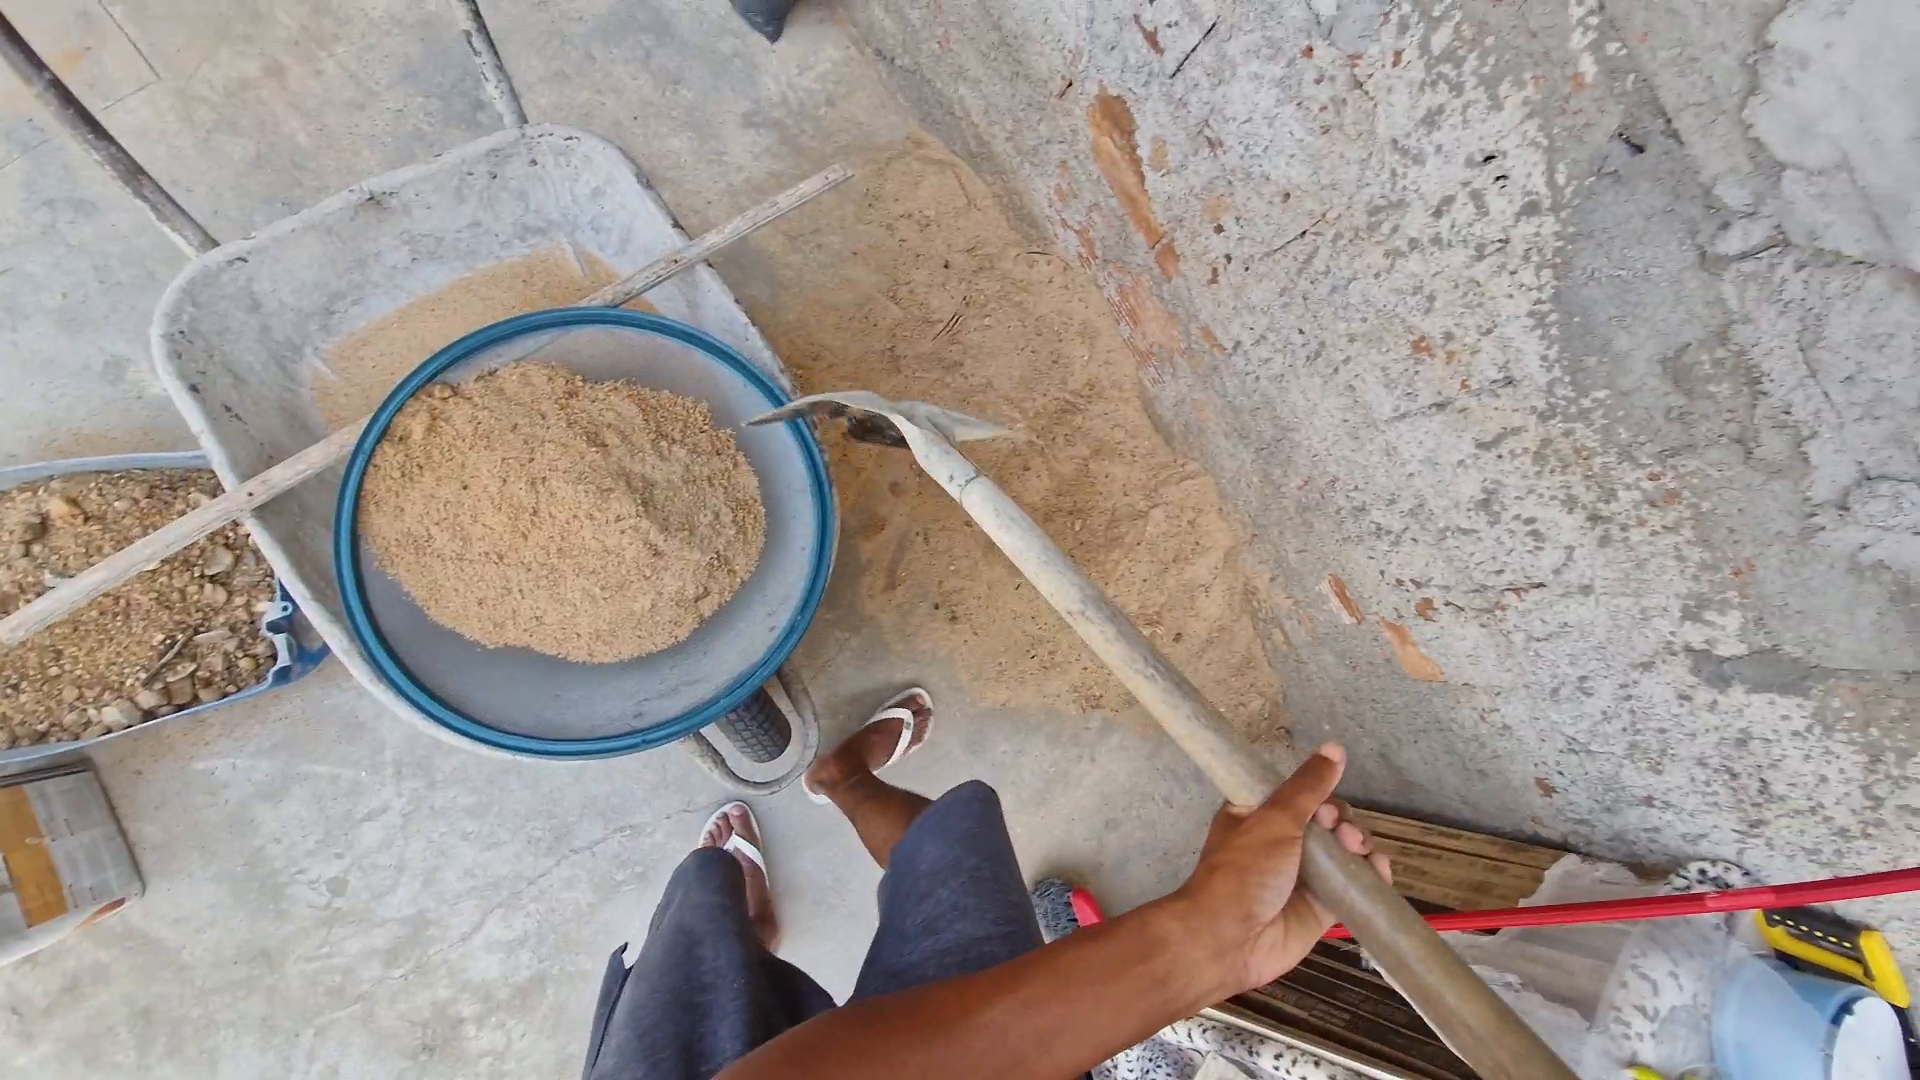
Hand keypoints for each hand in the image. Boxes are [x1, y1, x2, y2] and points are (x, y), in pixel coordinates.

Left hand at [1168, 743, 1391, 995]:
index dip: (1317, 796)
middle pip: (1326, 822)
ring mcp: (1302, 875)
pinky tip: (1379, 870)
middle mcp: (1280, 842)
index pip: (1297, 795)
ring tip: (1358, 849)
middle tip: (1340, 831)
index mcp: (1256, 815)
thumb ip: (1307, 787)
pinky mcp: (1322, 907)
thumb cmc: (1244, 870)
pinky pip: (1354, 885)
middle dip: (1341, 821)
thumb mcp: (1274, 819)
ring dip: (1358, 844)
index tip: (1323, 805)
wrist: (1231, 937)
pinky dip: (1371, 875)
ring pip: (1344, 852)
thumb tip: (1334, 747)